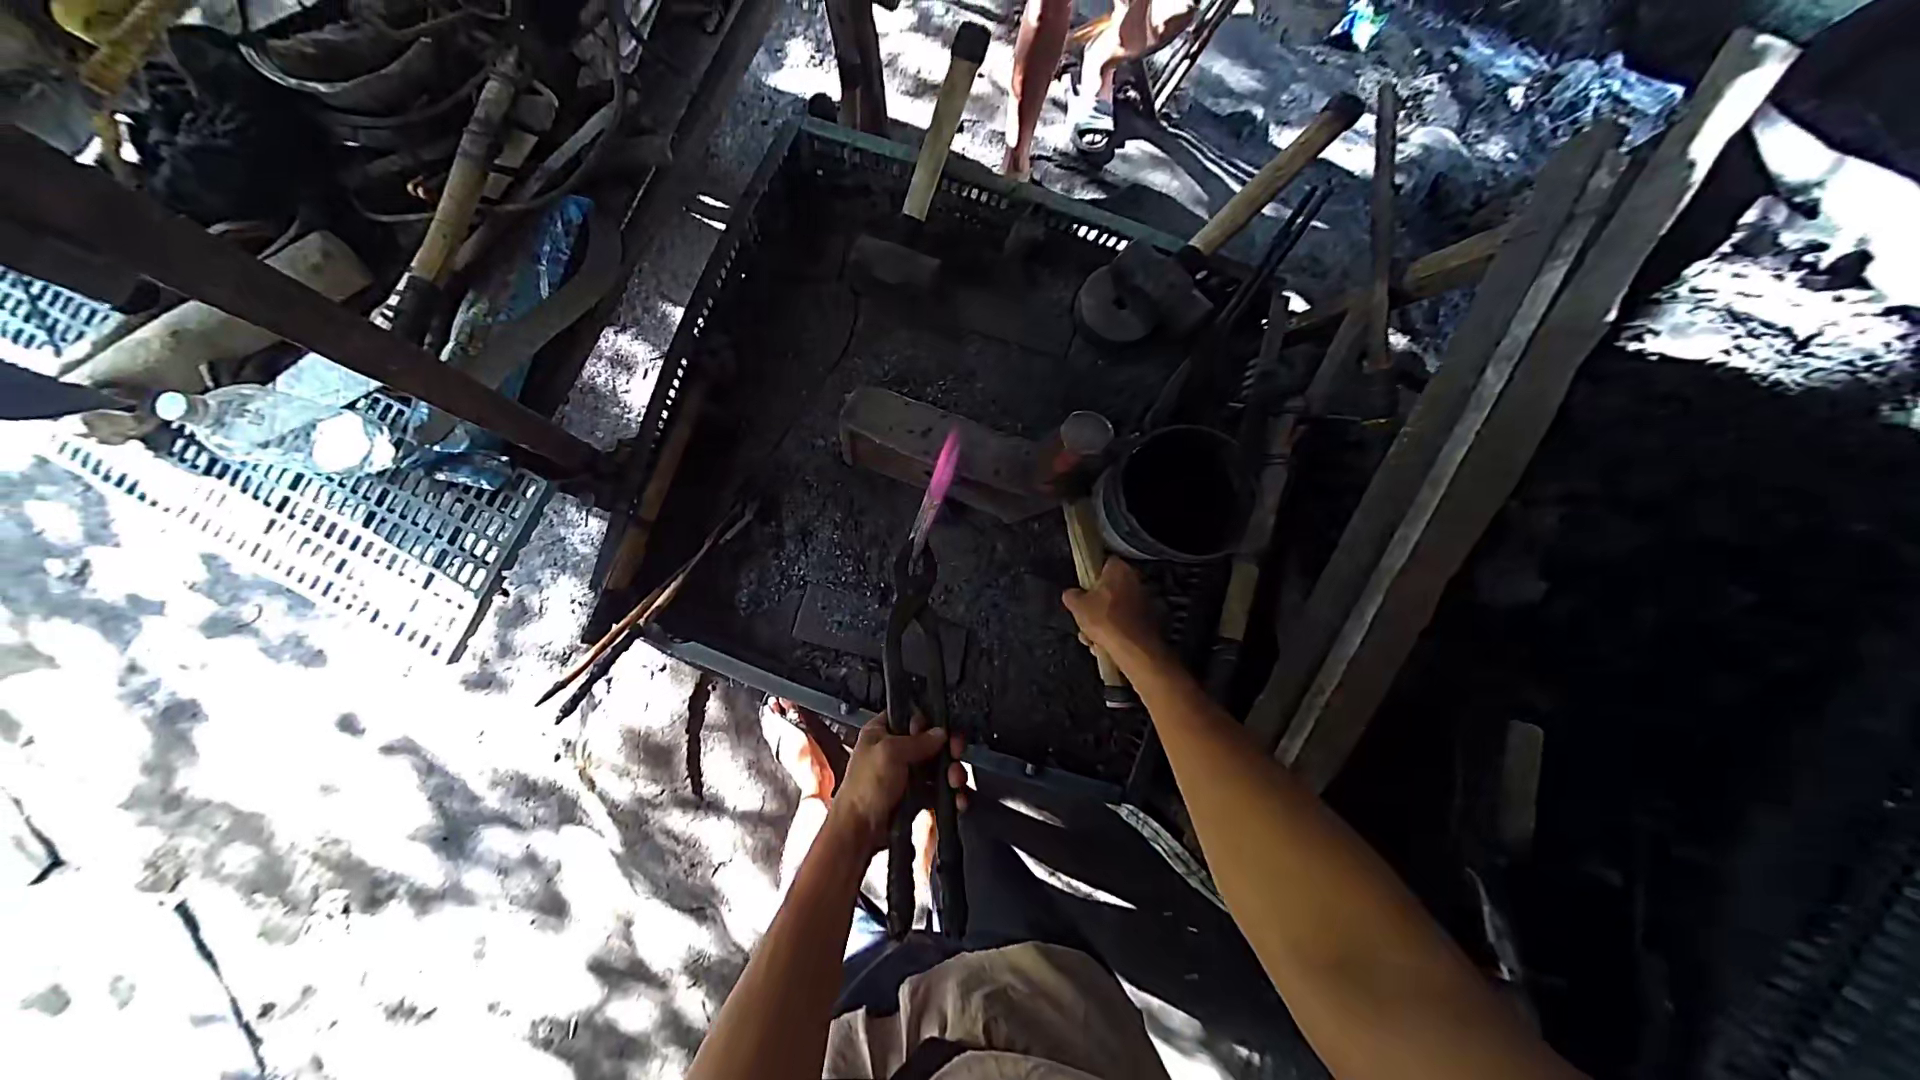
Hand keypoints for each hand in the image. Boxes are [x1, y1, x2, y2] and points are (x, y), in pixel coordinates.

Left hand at [825, 714, 965, 853]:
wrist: (860, 831)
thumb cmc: (864, 788)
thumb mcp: (890, 753)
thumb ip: (918, 740)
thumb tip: (940, 733)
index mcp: (881, 732)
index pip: (912, 717)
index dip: (929, 723)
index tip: (944, 731)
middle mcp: (894, 750)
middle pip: (930, 742)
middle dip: (947, 750)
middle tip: (956, 754)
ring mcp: (905, 774)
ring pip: (937, 766)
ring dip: (951, 772)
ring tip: (954, 780)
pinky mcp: (914, 795)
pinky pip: (938, 789)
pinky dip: (950, 792)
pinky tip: (957, 797)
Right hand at [1061, 556, 1167, 662]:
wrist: (1135, 648)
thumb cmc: (1105, 620)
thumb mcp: (1077, 606)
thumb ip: (1071, 595)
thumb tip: (1072, 594)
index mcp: (1120, 570)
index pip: (1105, 563)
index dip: (1092, 575)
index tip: (1085, 589)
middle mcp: (1137, 580)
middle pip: (1111, 589)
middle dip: (1097, 605)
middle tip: (1086, 620)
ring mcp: (1148, 601)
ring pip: (1119, 609)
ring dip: (1106, 623)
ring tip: (1094, 640)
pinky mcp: (1153, 620)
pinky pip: (1130, 622)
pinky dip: (1119, 632)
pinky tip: (1108, 646)